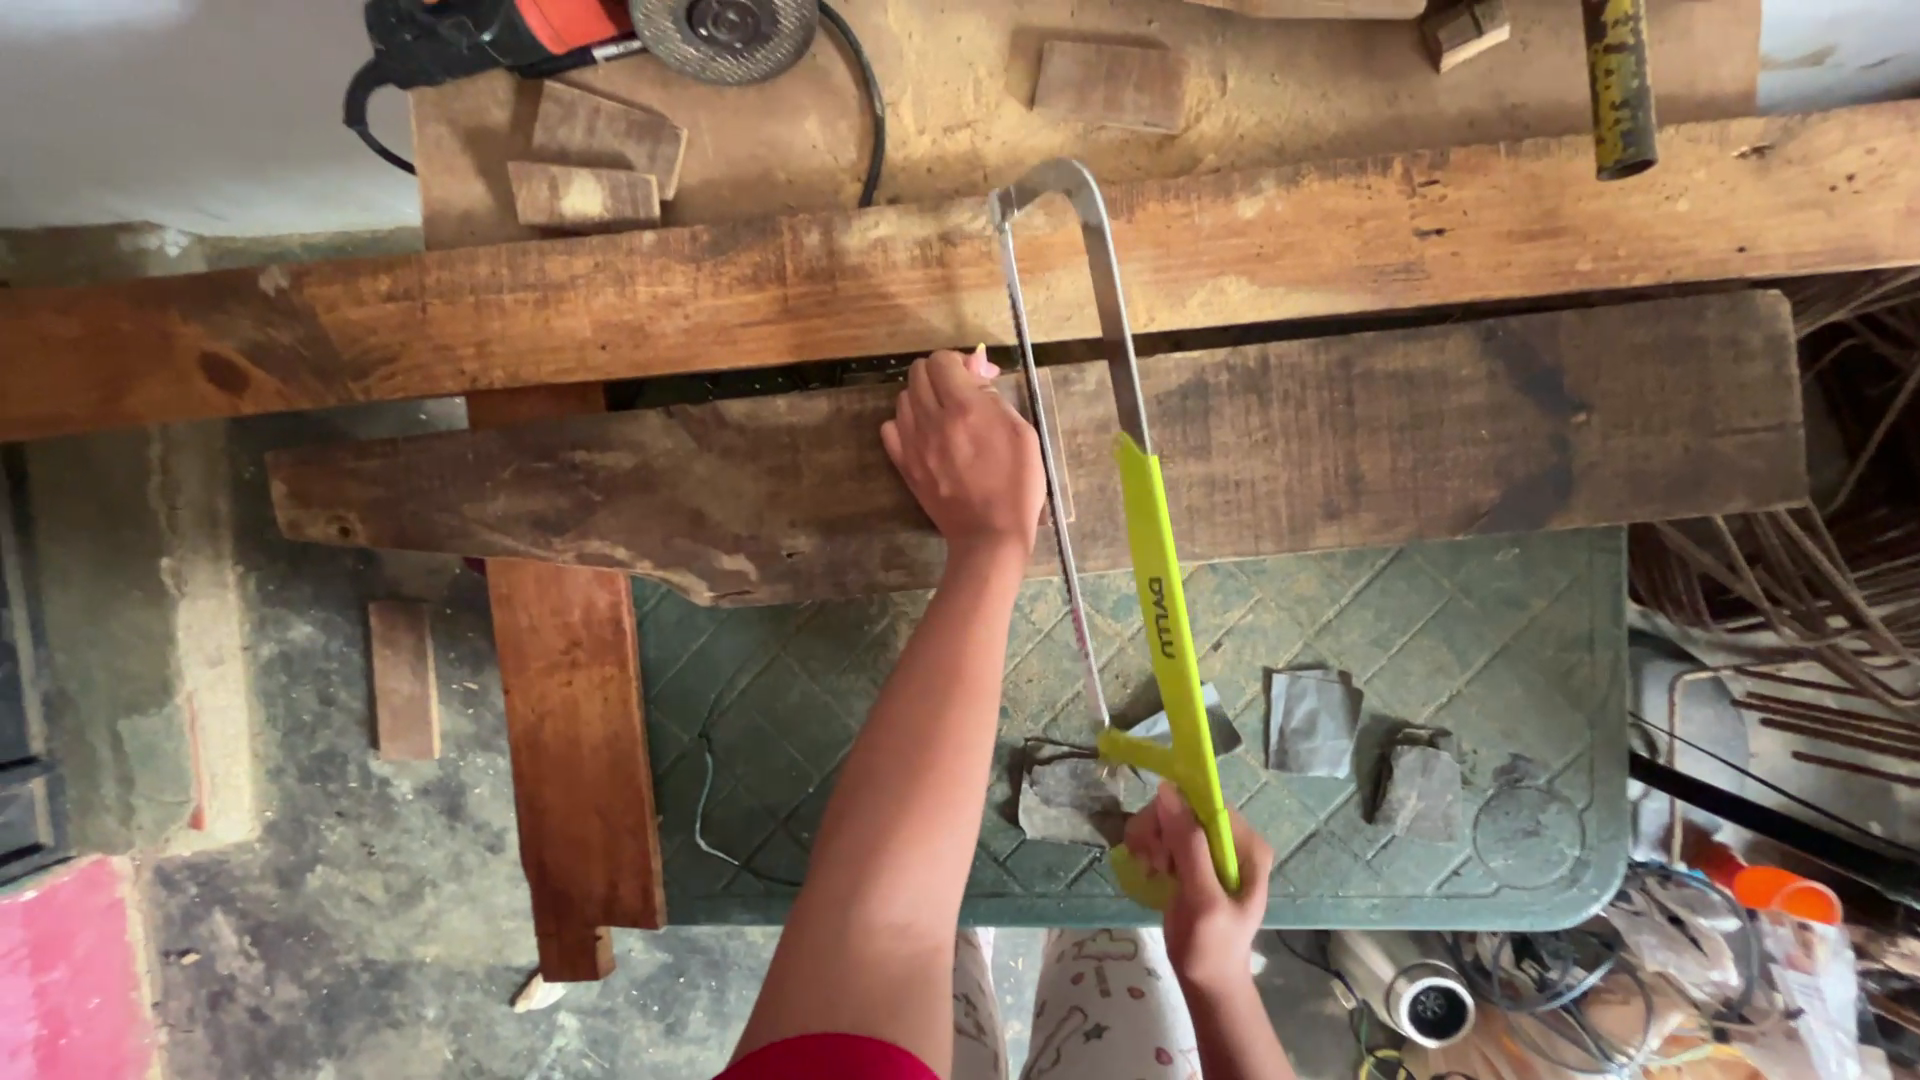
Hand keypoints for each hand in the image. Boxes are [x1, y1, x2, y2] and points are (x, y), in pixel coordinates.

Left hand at [881, 348, 1044, 559]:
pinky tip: (926, 433)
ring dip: (924, 396)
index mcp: (965, 409)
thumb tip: (975, 368)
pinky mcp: (904, 465)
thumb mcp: (1023, 434)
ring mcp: (913, 444)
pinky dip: (906, 422)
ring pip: (903, 398)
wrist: (989, 535)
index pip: (943, 360)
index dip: (962, 361)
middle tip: (963, 392)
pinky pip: (890, 427)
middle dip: (941, 373)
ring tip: (945, 413)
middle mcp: (932, 421)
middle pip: (918, 373)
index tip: (981, 377)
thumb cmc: (1016, 486)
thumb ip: (995, 397)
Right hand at [1123, 782, 1276, 992]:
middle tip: (1154, 863)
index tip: (1160, 846)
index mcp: (1247, 845)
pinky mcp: (1189, 856)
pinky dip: (1147, 845)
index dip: (1175, 814)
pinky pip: (1160, 831)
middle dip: (1159, 831)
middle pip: (1181, 807)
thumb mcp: (1202, 898)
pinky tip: (1148, 868)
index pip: (1205, 803)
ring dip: (1149, 838)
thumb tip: (1167, 791)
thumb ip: (1189, 846)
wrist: (1206, 979)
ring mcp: (1208, 847)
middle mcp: (1230, 838)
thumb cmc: (1212, 945)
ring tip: (1150, 868)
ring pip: (1166, 816)